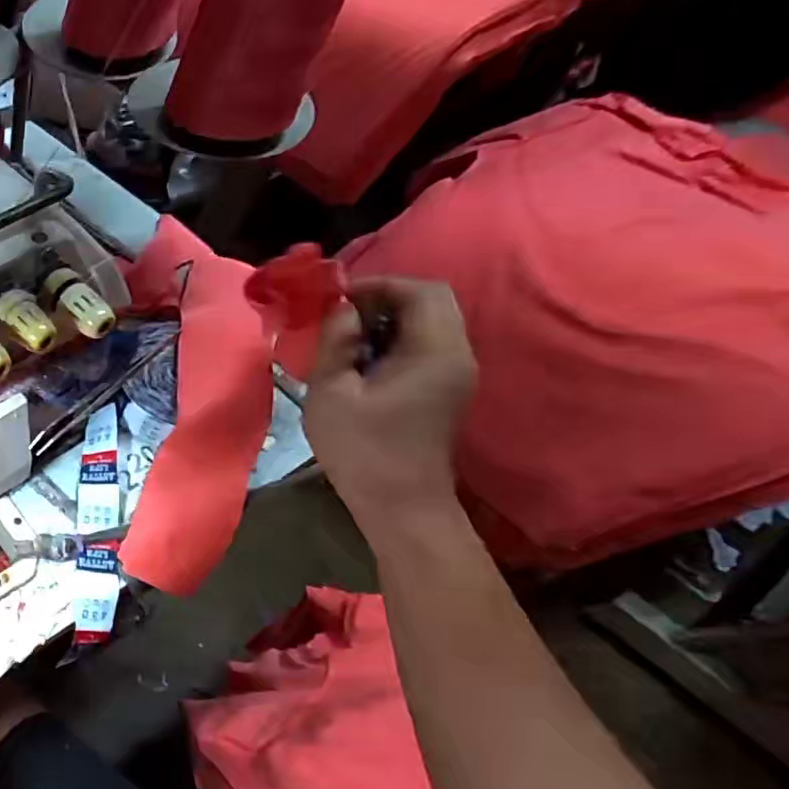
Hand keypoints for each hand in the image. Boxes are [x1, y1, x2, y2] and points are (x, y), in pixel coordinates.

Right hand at [303, 276, 475, 517]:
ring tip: (347, 339)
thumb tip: (342, 311)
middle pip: (430, 302)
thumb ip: (336, 343)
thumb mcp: (332, 393)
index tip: (338, 299)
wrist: (400, 504)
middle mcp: (457, 354)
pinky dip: (395, 341)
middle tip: (341, 317)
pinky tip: (363, 362)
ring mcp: (455, 373)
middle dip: (383, 299)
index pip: (421, 291)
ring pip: (428, 323)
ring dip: (388, 321)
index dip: (379, 284)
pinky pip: (425, 346)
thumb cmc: (362, 449)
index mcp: (435, 351)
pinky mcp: (445, 389)